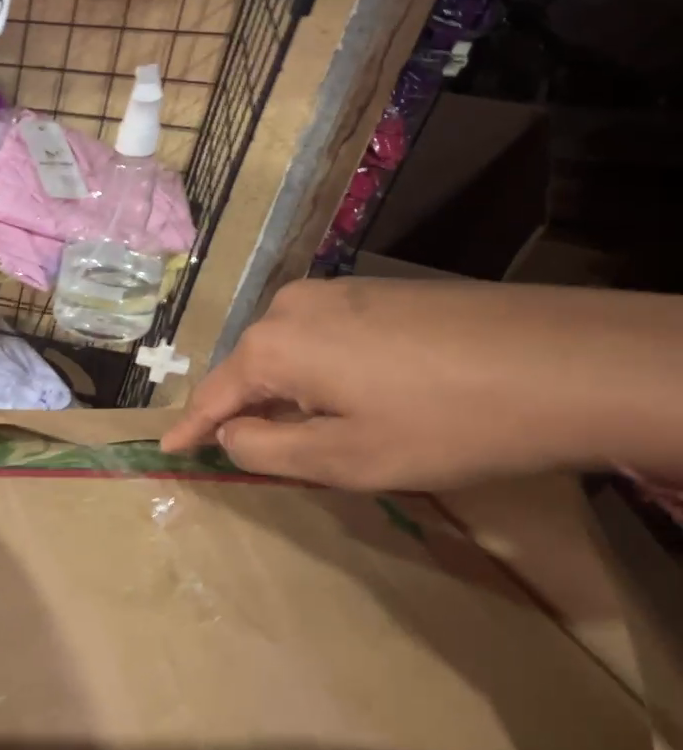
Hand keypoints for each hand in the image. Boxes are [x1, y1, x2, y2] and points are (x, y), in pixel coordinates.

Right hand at [162, 278, 682, 489]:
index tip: (167, 449)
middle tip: (265, 451)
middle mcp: (292, 307)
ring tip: (328, 428)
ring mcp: (343, 292)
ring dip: (297, 390)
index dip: (190, 428)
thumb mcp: (346, 458)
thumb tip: (230, 432)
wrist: (583, 363)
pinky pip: (330, 337)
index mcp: (273, 345)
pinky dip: (331, 370)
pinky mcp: (387, 291)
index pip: (213, 396)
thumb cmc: (450, 422)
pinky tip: (371, 395)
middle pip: (253, 369)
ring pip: (293, 352)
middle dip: (252, 409)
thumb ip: (266, 450)